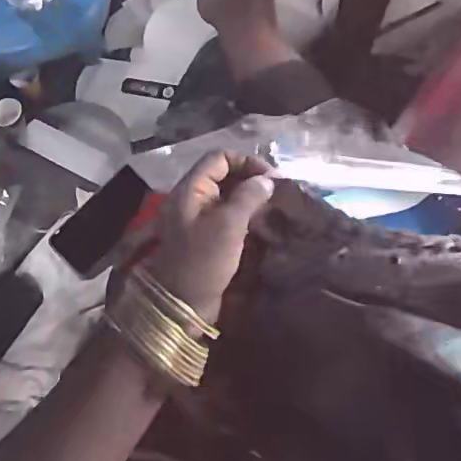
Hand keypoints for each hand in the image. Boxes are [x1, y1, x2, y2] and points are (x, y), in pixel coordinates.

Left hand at [141, 152, 275, 321]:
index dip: (246, 161)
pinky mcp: (204, 236)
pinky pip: (225, 215)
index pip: (218, 158)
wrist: (183, 302)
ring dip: (249, 197)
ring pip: (225, 195)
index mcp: (190, 189)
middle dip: (250, 179)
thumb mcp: (228, 225)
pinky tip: (262, 223)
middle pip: (222, 175)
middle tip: (278, 192)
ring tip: (274, 207)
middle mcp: (190, 198)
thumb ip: (248, 197)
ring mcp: (196, 217)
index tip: (272, 178)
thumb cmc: (204, 261)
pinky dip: (243, 214)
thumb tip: (266, 180)